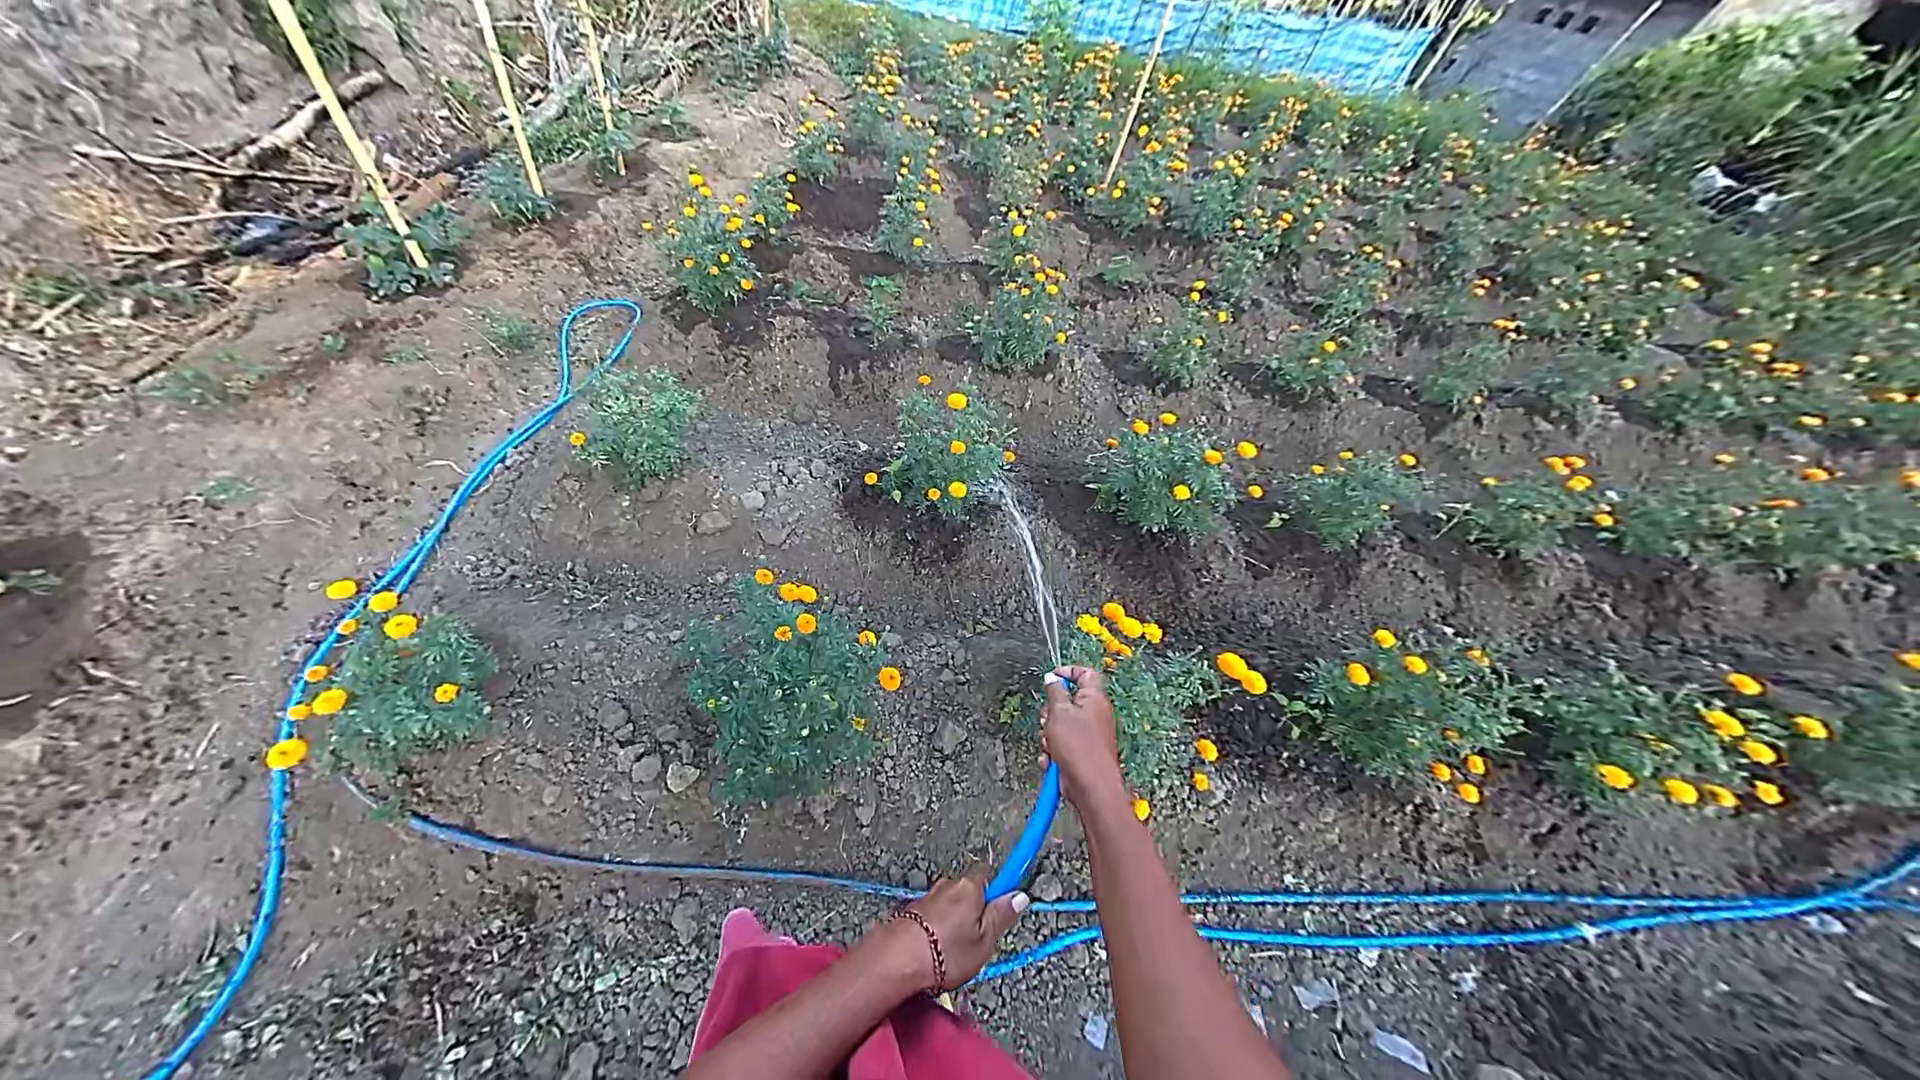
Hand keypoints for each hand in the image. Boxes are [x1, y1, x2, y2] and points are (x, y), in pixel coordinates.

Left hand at [871, 876, 1027, 991]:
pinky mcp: (913, 911)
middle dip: (974, 909)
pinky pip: (934, 915)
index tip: (1003, 902)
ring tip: (954, 951)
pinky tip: (937, 950)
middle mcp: (948, 885)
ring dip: (954, 920)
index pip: (989, 873)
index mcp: (970, 887)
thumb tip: (1019, 897)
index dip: (998, 888)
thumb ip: (1002, 916)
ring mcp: (929, 897)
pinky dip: (937, 928)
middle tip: (979, 937)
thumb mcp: (984, 940)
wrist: (898, 959)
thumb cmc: (943, 951)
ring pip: (950, 904)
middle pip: (969, 890)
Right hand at [1041, 665, 1127, 811]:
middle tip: (1048, 720)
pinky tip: (1053, 760)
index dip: (1068, 672)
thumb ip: (1054, 691)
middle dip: (1050, 712)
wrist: (1090, 786)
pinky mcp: (1081, 752)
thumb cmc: (1079, 748)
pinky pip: (1060, 745)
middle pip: (1067, 701)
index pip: (1085, 673)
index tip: (1052, 677)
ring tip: (1052, 745)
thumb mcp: (1059, 712)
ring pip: (1059, 725)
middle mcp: (1094, 714)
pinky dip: (1053, 752)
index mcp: (1094, 698)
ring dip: (1049, 735)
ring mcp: (1089, 734)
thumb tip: (1052, 678)